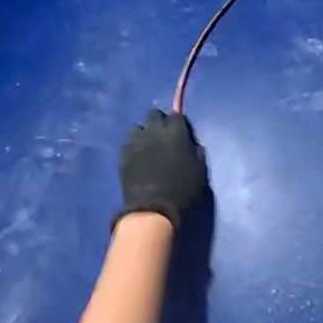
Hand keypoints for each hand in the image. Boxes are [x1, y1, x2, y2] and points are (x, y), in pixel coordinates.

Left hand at [117, 110, 207, 228]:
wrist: (153, 207)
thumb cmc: (183, 191)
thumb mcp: (199, 172)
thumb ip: (197, 153)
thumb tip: (194, 144)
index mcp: (176, 133)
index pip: (177, 116)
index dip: (179, 123)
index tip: (180, 132)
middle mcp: (155, 130)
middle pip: (155, 114)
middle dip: (159, 122)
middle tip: (163, 136)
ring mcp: (137, 140)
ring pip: (138, 126)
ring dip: (144, 132)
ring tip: (147, 145)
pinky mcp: (123, 152)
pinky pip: (128, 141)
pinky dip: (133, 145)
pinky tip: (137, 155)